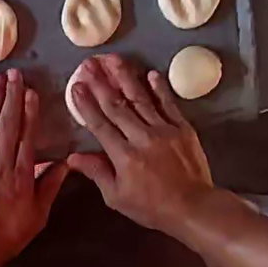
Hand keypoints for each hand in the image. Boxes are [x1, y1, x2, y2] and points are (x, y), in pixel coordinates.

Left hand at [0, 69, 69, 266]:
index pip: (27, 135)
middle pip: (6, 124)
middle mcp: (0, 163)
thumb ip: (50, 185)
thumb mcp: (38, 213)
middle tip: (12, 74)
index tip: (31, 91)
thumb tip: (66, 164)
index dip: (29, 111)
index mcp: (21, 174)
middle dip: (10, 97)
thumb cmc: (10, 233)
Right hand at [65, 55, 218, 235]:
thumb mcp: (116, 197)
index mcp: (123, 155)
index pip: (100, 124)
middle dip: (100, 83)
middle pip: (117, 105)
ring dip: (125, 77)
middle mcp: (142, 137)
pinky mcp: (183, 129)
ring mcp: (164, 130)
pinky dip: (159, 88)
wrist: (193, 207)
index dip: (86, 104)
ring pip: (141, 99)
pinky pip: (168, 104)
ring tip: (114, 59)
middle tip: (89, 64)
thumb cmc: (151, 207)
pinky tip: (150, 74)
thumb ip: (97, 172)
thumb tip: (74, 157)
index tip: (76, 86)